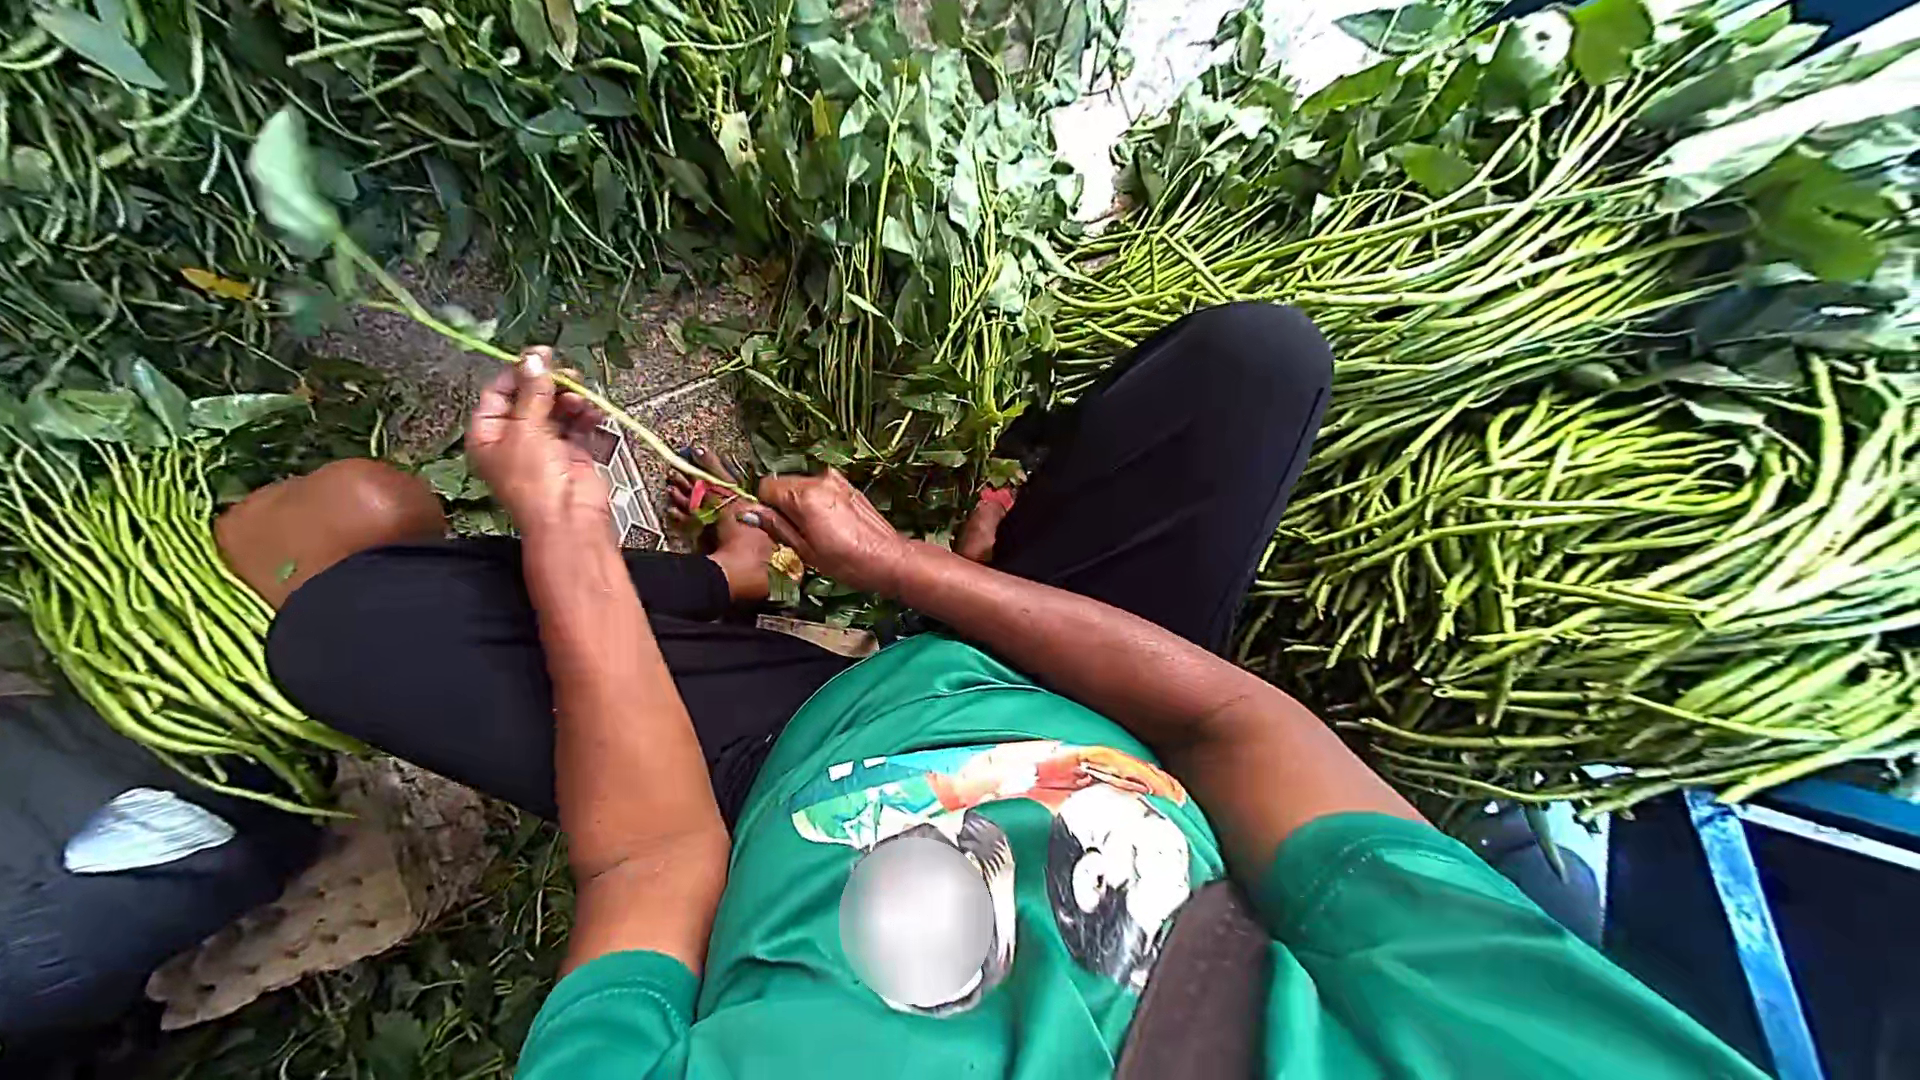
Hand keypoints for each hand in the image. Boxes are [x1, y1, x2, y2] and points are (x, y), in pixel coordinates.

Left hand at [468, 347, 610, 538]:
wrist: (569, 516)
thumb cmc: (535, 479)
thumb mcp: (526, 429)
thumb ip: (533, 391)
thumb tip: (534, 358)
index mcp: (488, 435)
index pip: (498, 393)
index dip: (518, 374)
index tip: (540, 356)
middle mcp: (515, 439)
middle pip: (531, 400)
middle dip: (549, 386)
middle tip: (568, 374)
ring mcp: (546, 446)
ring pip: (558, 412)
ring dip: (571, 401)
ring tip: (582, 397)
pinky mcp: (574, 453)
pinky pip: (578, 427)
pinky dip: (586, 416)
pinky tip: (593, 411)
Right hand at [742, 469, 912, 594]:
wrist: (888, 559)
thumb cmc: (849, 561)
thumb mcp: (804, 550)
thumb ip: (775, 526)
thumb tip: (748, 513)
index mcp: (805, 495)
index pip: (766, 486)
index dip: (765, 507)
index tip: (773, 525)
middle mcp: (820, 480)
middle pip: (783, 483)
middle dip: (783, 505)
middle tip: (796, 533)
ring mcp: (837, 481)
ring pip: (801, 485)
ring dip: (800, 504)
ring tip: (816, 531)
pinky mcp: (848, 486)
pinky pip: (820, 488)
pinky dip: (817, 502)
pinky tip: (829, 525)